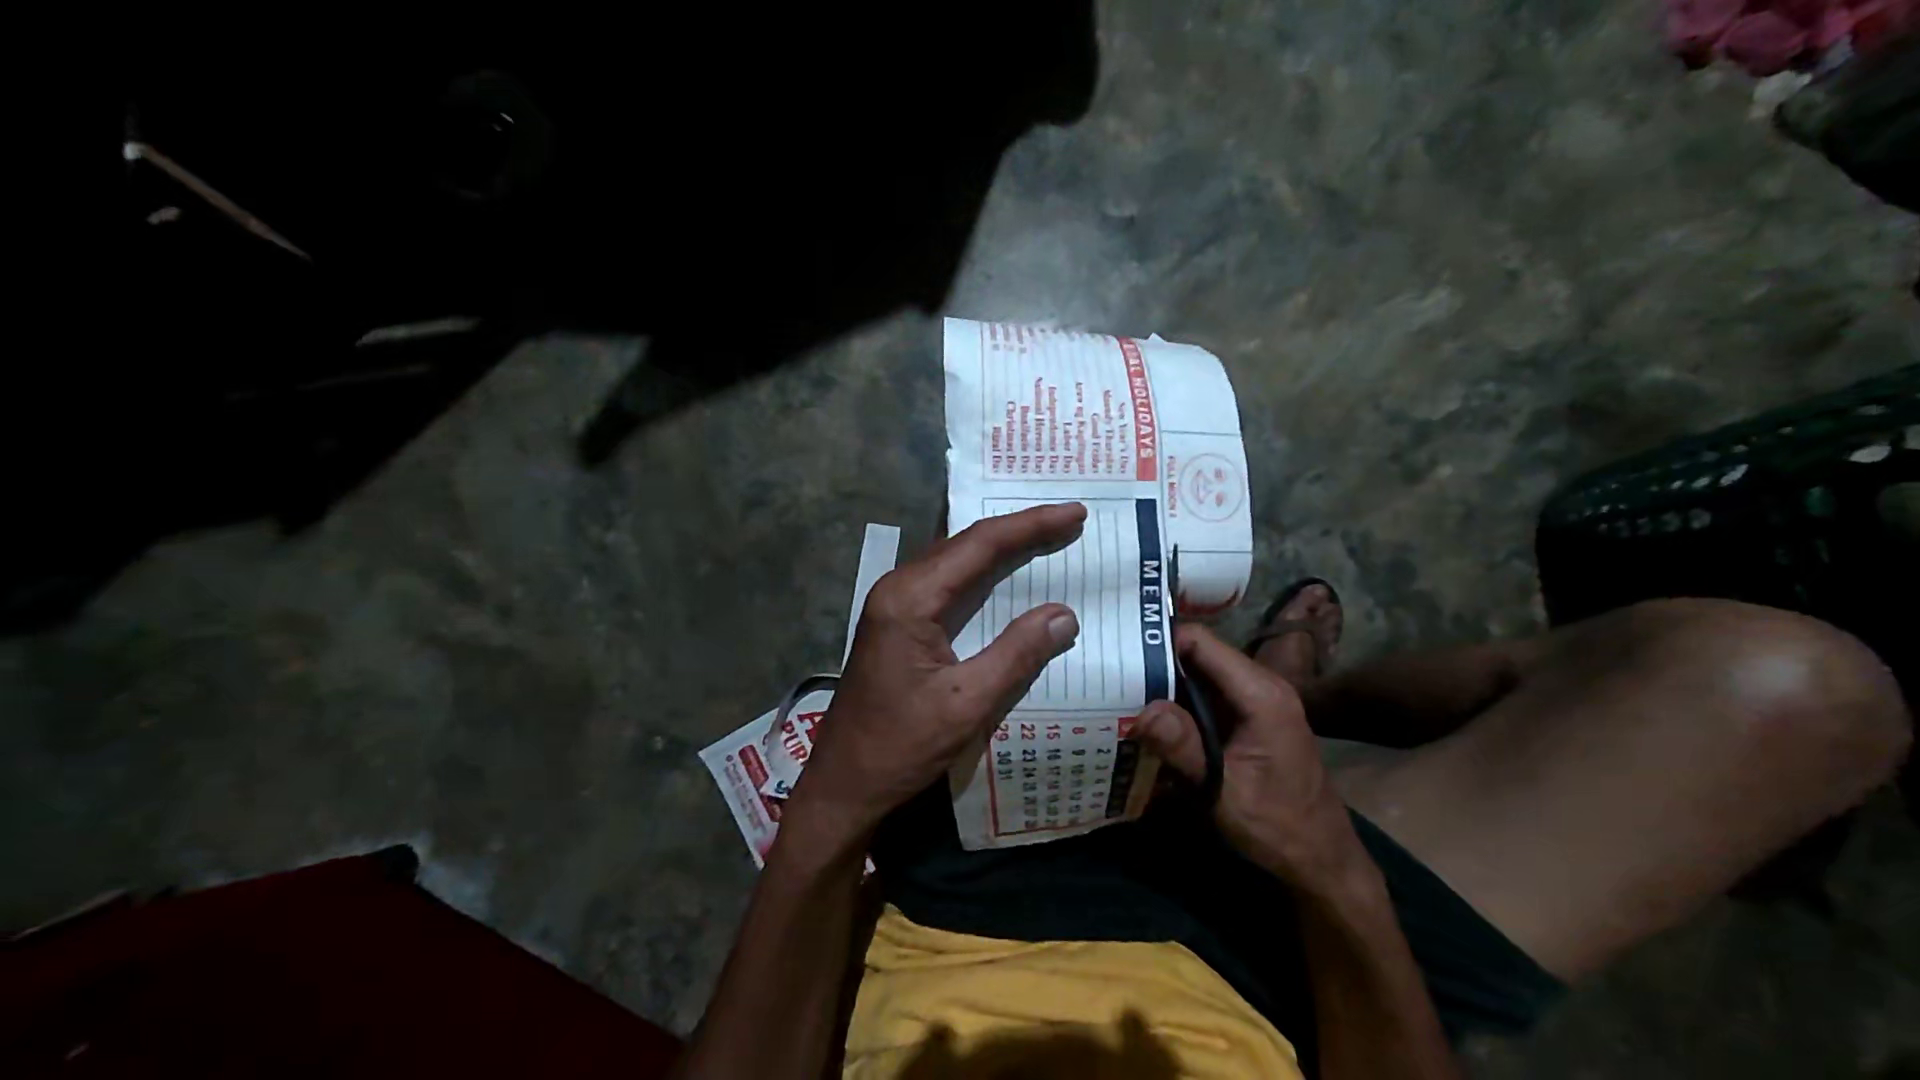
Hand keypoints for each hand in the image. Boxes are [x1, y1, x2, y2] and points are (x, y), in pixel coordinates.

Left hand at [783, 503, 1087, 844]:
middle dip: (1018, 529)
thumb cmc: (901, 746)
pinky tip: (1005, 577)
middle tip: (1068, 520)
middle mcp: (898, 589)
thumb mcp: (967, 703)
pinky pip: (946, 584)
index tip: (1073, 513)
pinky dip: (981, 574)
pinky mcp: (897, 623)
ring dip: (1000, 548)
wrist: (845, 783)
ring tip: (1046, 538)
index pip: (979, 545)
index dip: (1030, 525)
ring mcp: (893, 605)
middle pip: (965, 544)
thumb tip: (1064, 613)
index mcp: (909, 598)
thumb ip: (1016, 654)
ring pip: (954, 560)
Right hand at [1135, 624, 1370, 893]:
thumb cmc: (1279, 825)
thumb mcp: (1224, 789)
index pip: (1199, 641)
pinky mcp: (1245, 720)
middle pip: (1195, 655)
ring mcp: (1252, 702)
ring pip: (1196, 676)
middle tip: (1106, 677)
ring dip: (1160, 686)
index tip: (1116, 654)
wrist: (1321, 859)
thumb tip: (1141, 711)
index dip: (1158, 641)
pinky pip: (1204, 697)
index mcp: (1260, 692)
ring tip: (1114, 694)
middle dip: (1152, 663)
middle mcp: (1259, 686)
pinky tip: (1145, 719)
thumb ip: (1184, 747)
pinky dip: (1175, 705)